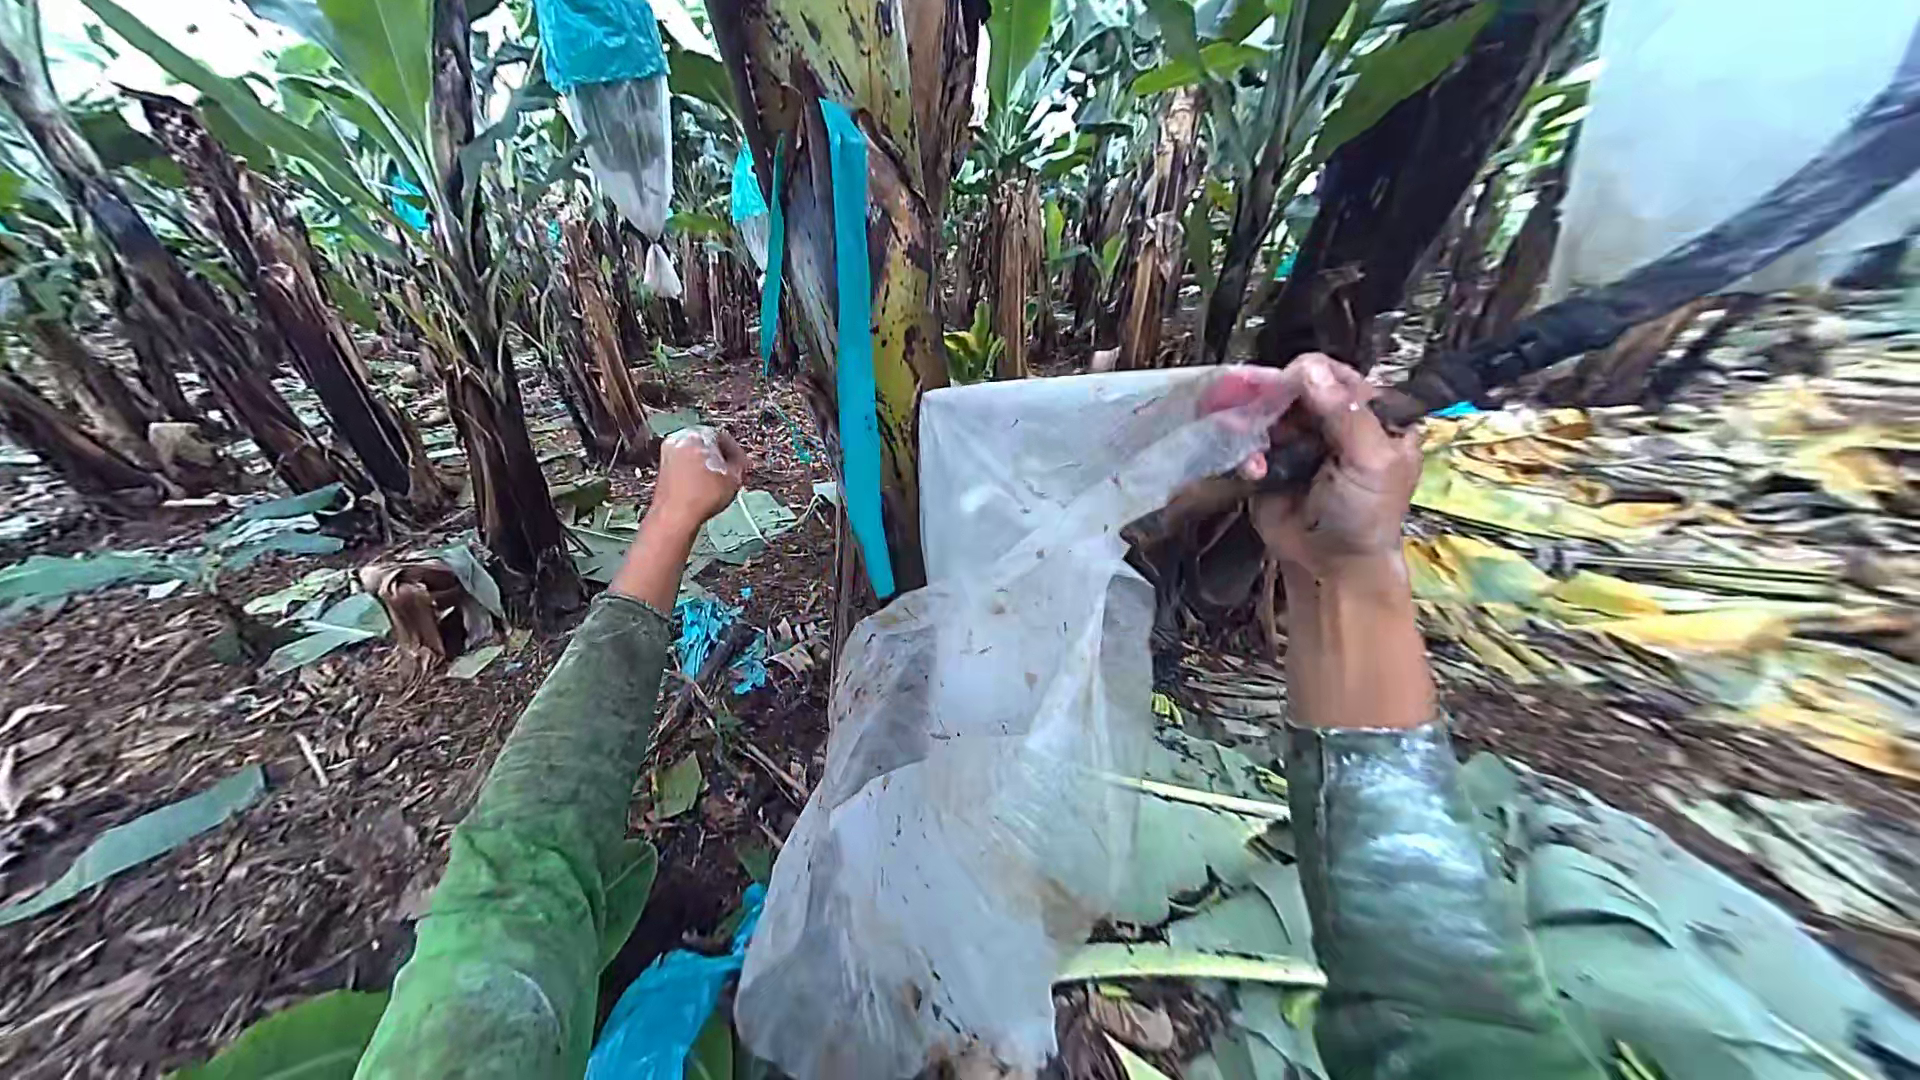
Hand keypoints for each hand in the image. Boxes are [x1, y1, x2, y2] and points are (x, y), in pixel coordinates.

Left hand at [651, 425, 749, 532]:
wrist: (676, 515)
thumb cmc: (703, 496)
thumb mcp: (734, 478)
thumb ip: (740, 464)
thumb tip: (740, 461)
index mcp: (697, 435)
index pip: (724, 437)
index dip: (738, 453)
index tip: (743, 465)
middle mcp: (679, 439)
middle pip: (709, 445)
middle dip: (723, 459)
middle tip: (734, 473)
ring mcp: (668, 453)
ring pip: (697, 454)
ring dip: (710, 466)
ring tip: (721, 482)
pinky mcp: (664, 468)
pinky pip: (687, 464)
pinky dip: (697, 472)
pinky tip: (706, 486)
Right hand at [1230, 354, 1430, 728]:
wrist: (1330, 565)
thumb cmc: (1365, 515)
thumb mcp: (1370, 460)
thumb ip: (1344, 412)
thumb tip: (1308, 367)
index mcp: (1370, 415)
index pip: (1337, 376)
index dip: (1311, 376)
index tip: (1287, 385)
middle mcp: (1331, 423)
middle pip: (1295, 391)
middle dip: (1274, 401)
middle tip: (1257, 409)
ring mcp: (1298, 444)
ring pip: (1267, 416)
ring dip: (1257, 428)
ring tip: (1257, 449)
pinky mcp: (1269, 464)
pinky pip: (1251, 446)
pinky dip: (1248, 455)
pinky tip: (1255, 470)